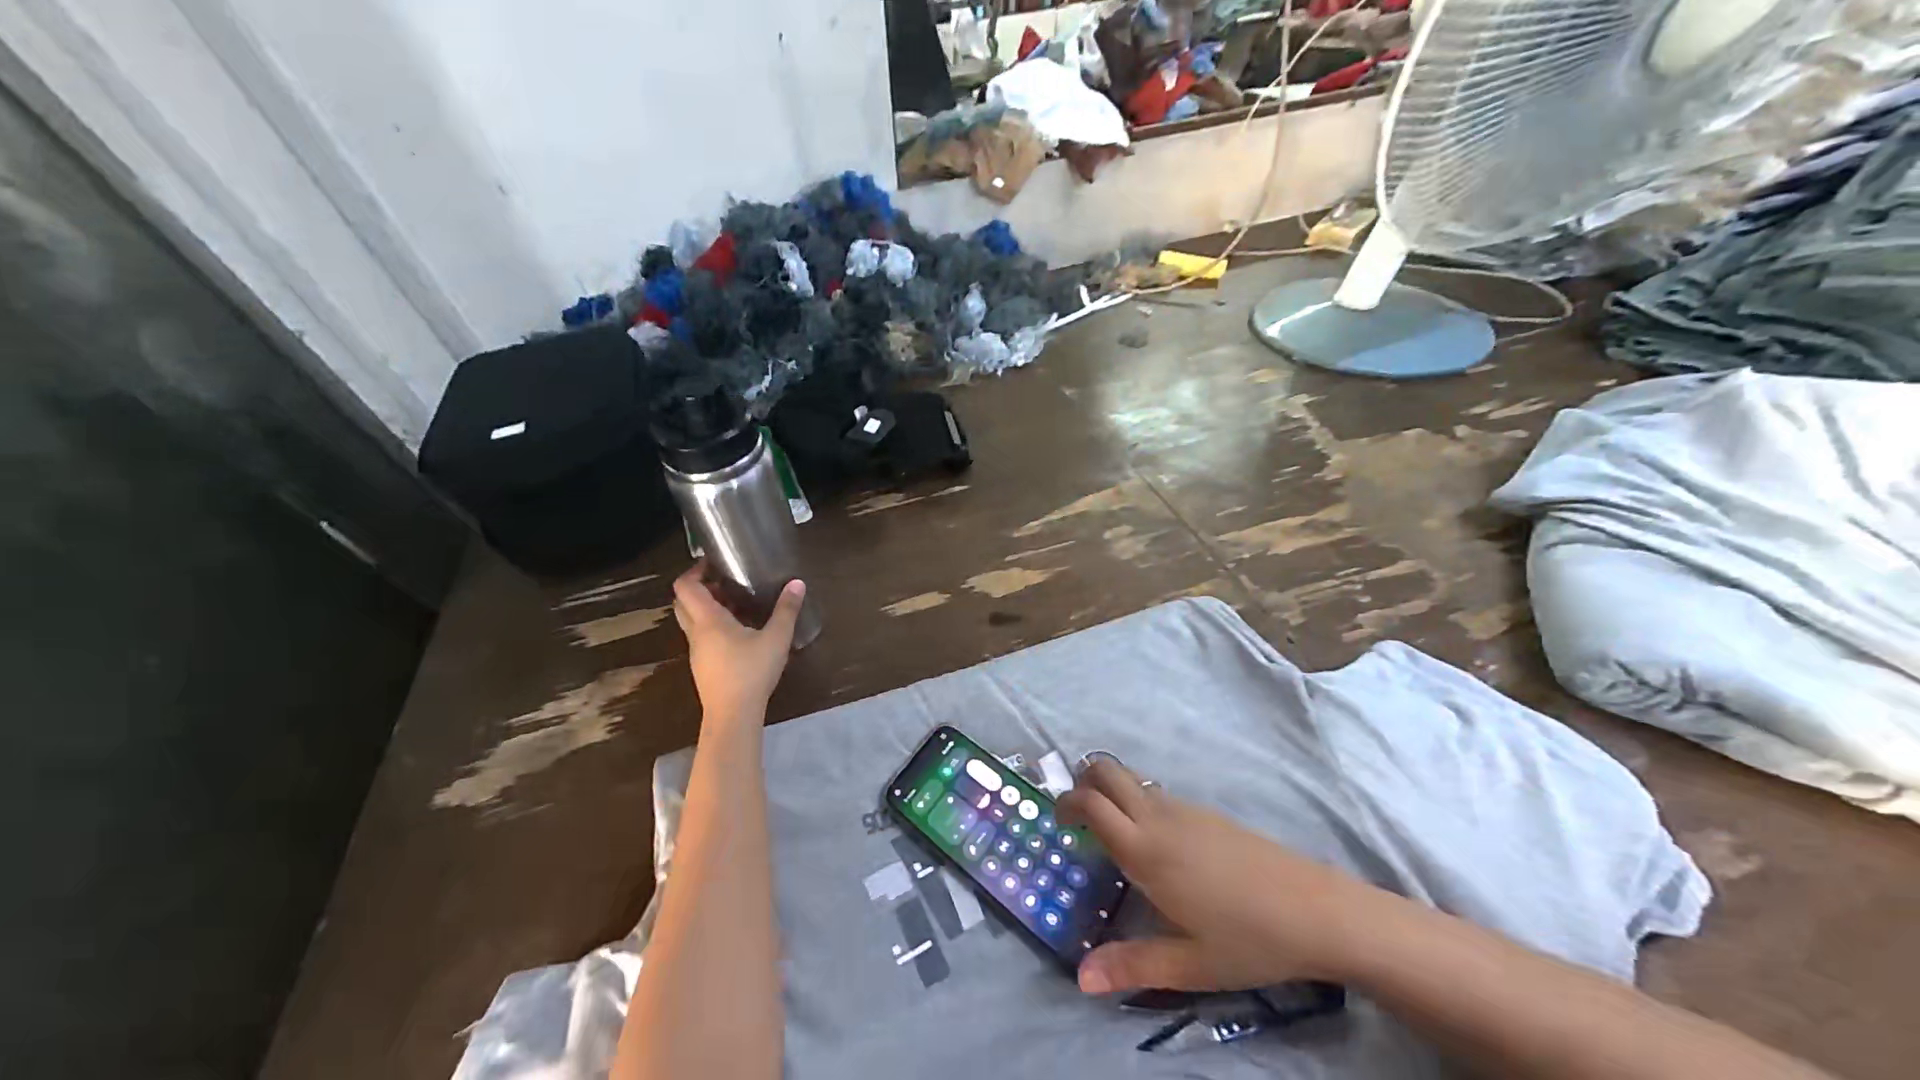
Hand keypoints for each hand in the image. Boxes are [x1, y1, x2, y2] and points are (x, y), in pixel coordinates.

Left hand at [671, 561, 805, 724]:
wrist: (733, 717)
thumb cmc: (751, 672)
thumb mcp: (776, 638)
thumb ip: (786, 609)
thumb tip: (797, 583)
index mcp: (708, 620)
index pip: (686, 587)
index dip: (695, 570)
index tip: (714, 562)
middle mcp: (696, 633)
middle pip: (684, 603)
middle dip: (701, 588)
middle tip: (725, 581)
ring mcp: (697, 652)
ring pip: (692, 622)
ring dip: (708, 609)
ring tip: (737, 604)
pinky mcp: (703, 667)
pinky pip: (702, 638)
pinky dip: (713, 627)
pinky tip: (740, 633)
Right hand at [1058, 758, 1388, 995]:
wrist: (1320, 912)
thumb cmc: (1249, 939)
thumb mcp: (1190, 964)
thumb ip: (1132, 966)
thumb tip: (1080, 978)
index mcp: (1146, 850)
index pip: (1092, 804)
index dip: (1066, 803)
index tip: (1057, 821)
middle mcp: (1161, 818)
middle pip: (1108, 771)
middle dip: (1083, 781)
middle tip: (1077, 817)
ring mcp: (1188, 811)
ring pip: (1134, 781)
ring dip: (1112, 792)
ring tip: (1112, 837)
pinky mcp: (1210, 815)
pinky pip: (1159, 795)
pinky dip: (1139, 803)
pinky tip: (1158, 848)